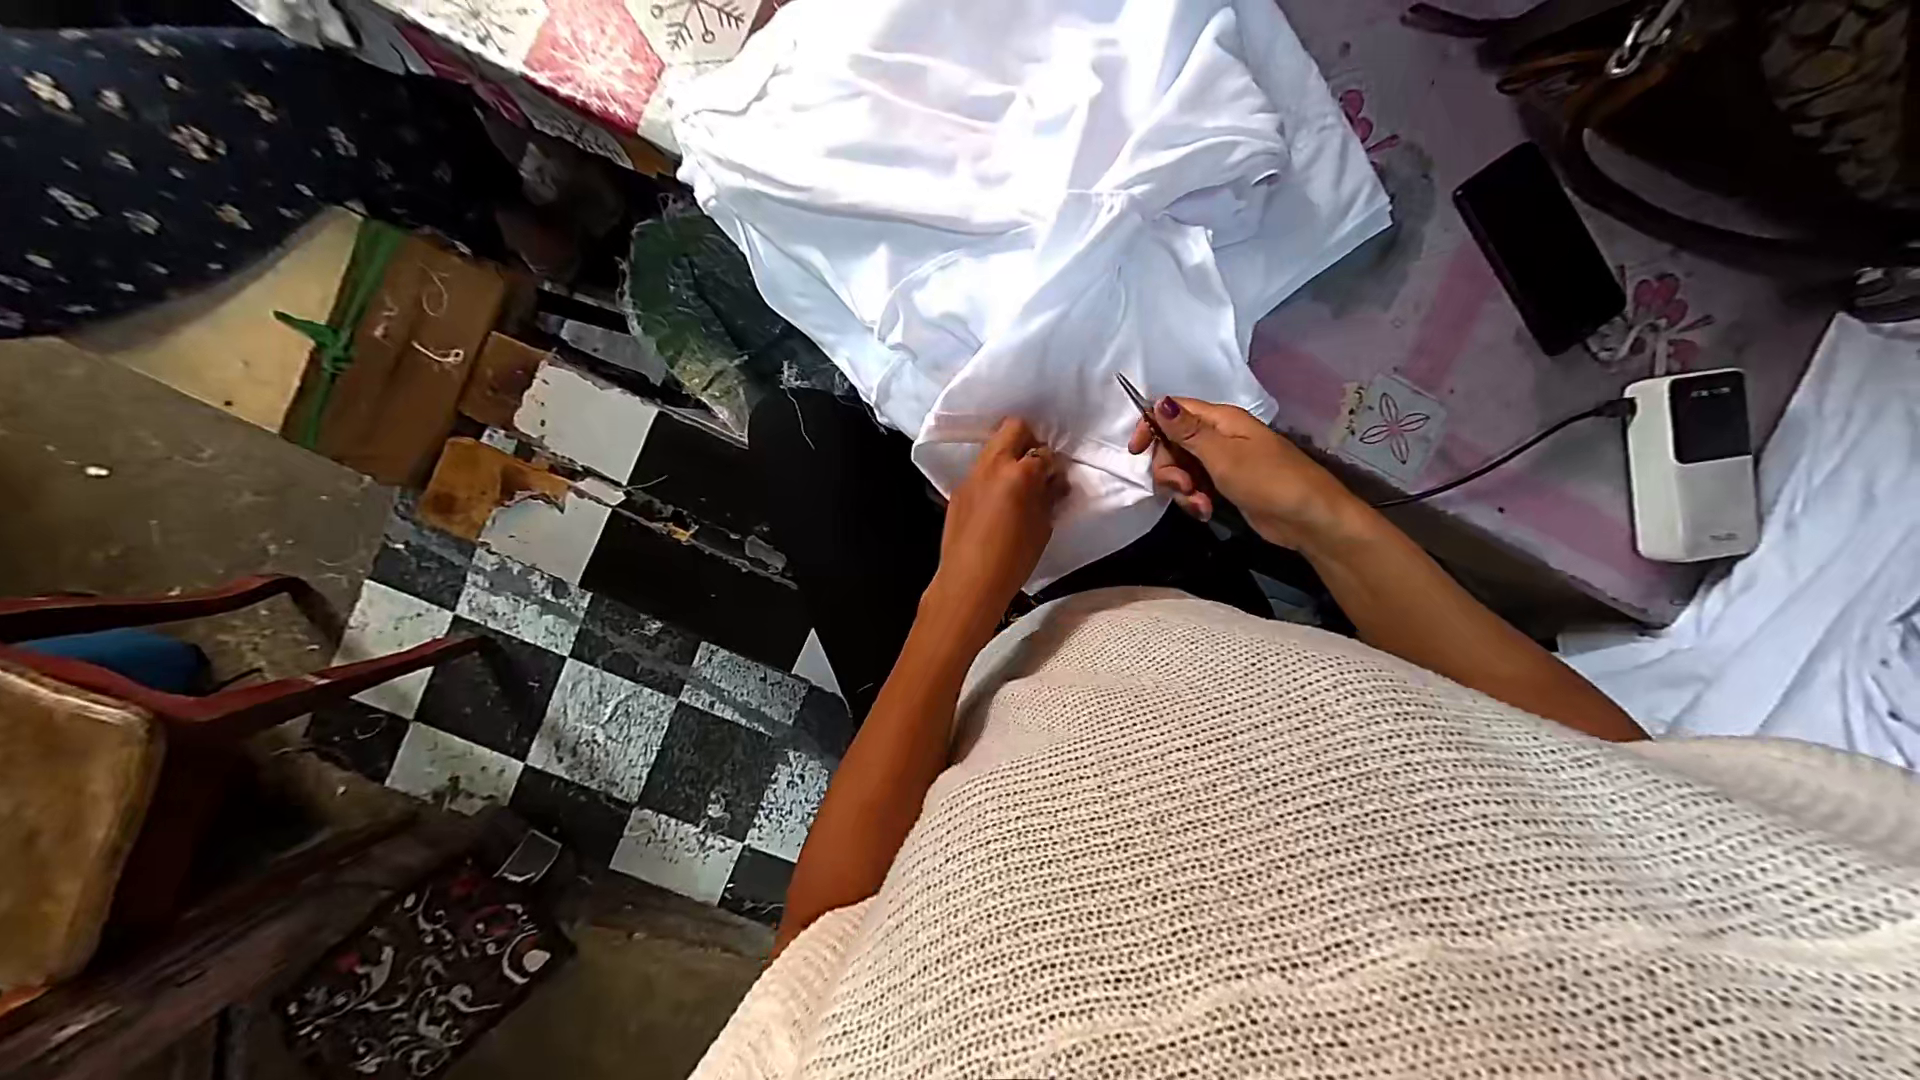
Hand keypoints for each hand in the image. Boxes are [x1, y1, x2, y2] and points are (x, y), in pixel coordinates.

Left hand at [926, 417, 1066, 625]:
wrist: (969, 581)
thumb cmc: (1014, 559)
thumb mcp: (1042, 526)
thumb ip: (1048, 496)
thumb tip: (1052, 481)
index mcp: (1019, 473)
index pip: (1044, 452)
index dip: (1053, 465)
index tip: (1055, 478)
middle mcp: (992, 465)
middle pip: (1013, 428)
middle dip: (1029, 440)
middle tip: (1036, 467)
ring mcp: (971, 476)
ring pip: (993, 447)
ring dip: (1008, 456)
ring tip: (1017, 484)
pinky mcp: (958, 490)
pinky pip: (980, 471)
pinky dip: (992, 476)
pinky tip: (997, 501)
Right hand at [1127, 396, 1367, 552]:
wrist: (1309, 519)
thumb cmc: (1268, 480)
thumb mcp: (1222, 455)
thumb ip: (1186, 431)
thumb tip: (1158, 402)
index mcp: (1220, 420)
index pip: (1173, 410)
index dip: (1150, 426)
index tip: (1136, 451)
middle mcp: (1218, 436)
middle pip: (1172, 443)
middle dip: (1168, 468)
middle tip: (1182, 486)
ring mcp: (1222, 462)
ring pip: (1181, 469)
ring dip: (1182, 489)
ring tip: (1199, 504)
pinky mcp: (1225, 485)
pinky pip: (1195, 487)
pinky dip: (1194, 500)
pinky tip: (1206, 511)